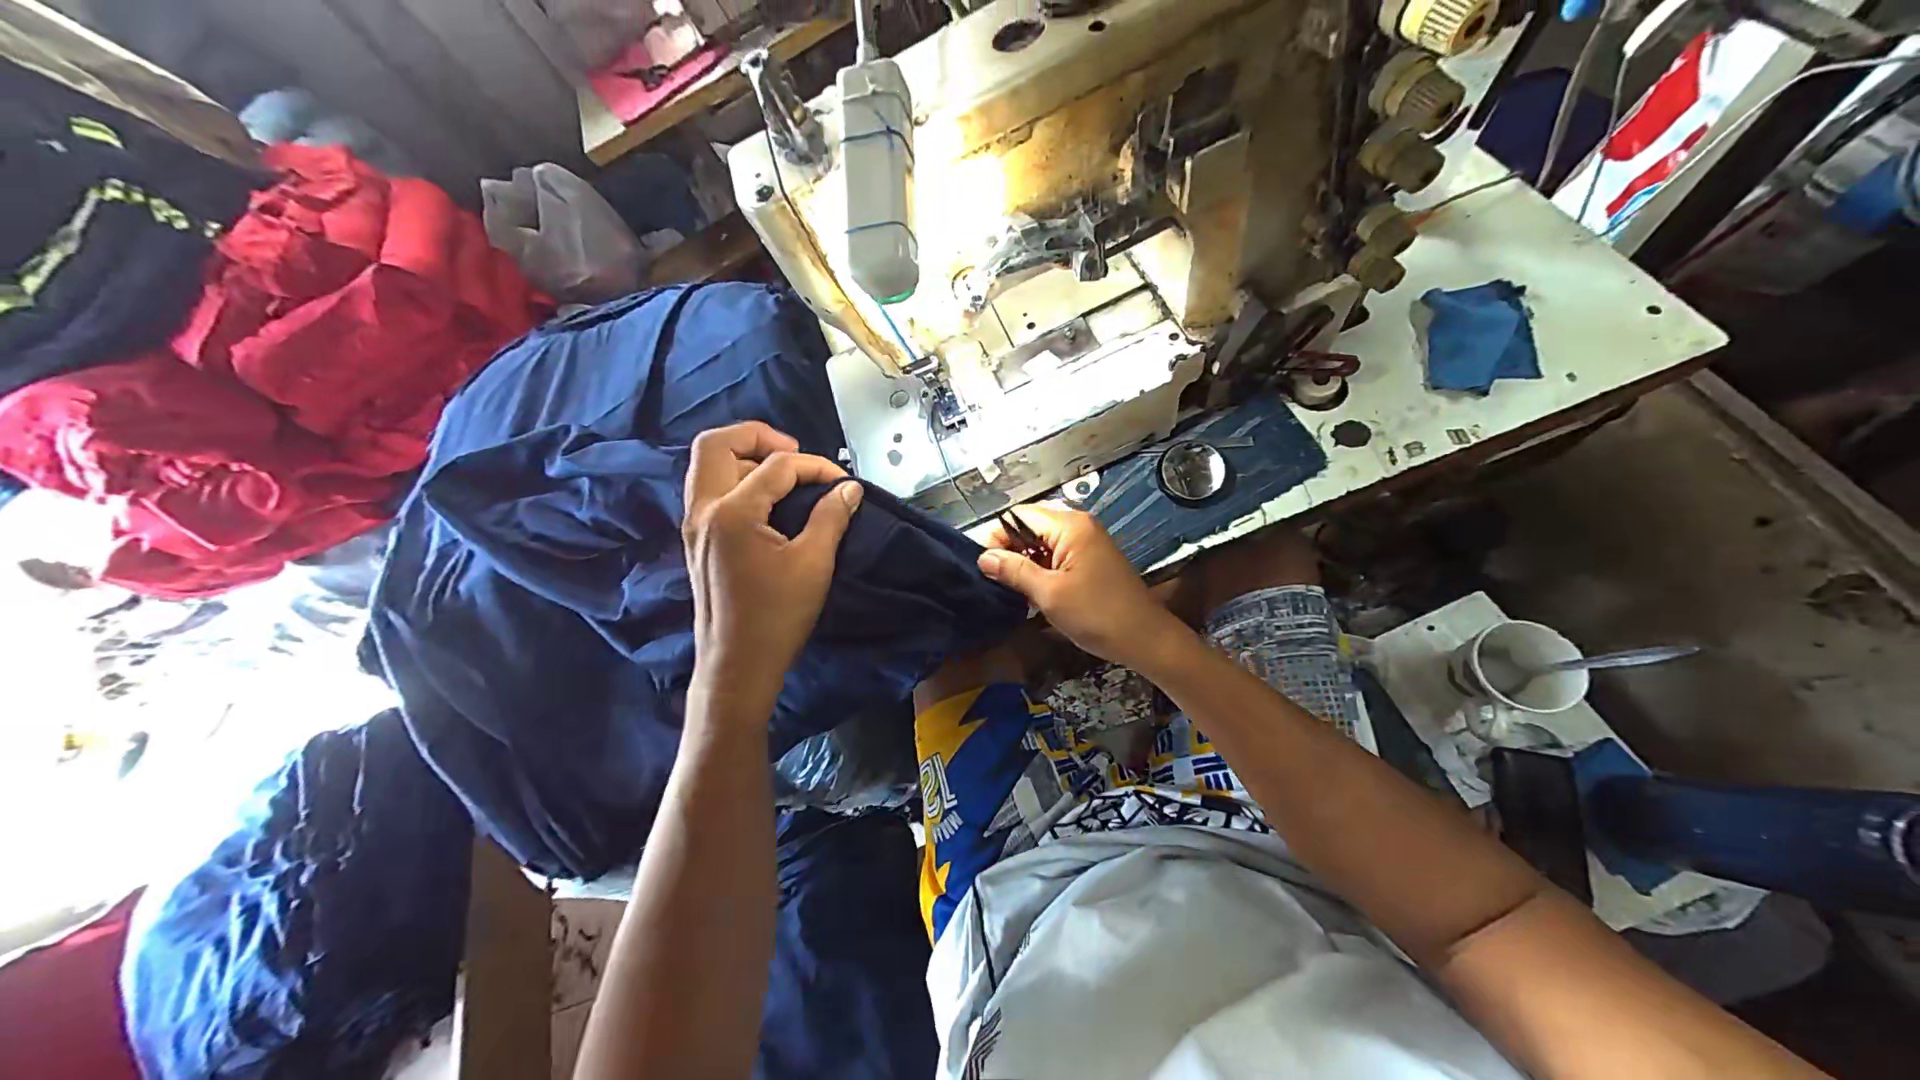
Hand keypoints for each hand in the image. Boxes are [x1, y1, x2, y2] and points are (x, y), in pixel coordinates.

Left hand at [683, 422, 863, 713]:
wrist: (737, 666)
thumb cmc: (777, 617)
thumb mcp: (814, 564)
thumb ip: (831, 516)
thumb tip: (849, 488)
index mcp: (731, 513)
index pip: (776, 465)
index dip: (815, 466)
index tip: (843, 482)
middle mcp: (702, 511)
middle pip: (716, 444)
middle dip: (757, 436)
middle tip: (794, 450)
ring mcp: (694, 527)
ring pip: (708, 466)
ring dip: (744, 457)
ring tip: (783, 474)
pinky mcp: (697, 542)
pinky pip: (709, 491)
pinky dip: (735, 480)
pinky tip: (767, 500)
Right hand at [977, 504, 1194, 671]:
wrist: (1145, 639)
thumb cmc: (1097, 615)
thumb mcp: (1049, 594)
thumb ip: (1014, 571)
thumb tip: (983, 558)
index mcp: (1070, 526)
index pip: (1019, 516)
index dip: (996, 536)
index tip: (982, 565)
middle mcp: (1078, 526)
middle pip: (1029, 527)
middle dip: (1008, 550)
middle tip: (993, 579)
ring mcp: (1086, 543)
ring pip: (1041, 544)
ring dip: (1023, 563)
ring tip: (1008, 587)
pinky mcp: (1089, 561)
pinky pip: (1055, 556)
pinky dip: (1040, 570)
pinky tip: (1030, 591)